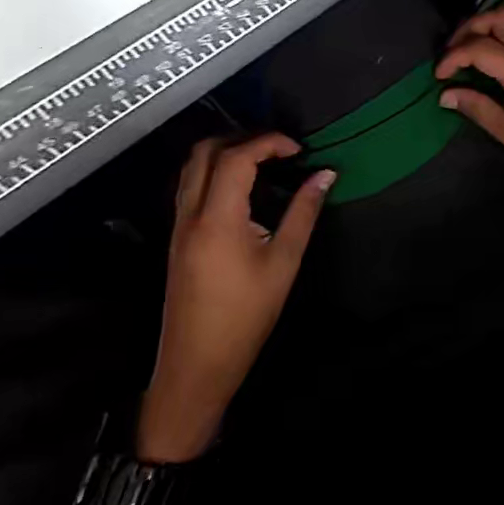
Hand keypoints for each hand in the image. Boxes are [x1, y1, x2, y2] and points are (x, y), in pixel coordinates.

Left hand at [136, 134, 334, 462]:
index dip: (269, 142)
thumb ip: (304, 212)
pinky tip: (243, 187)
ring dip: (225, 151)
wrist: (195, 366)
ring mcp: (178, 225)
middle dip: (243, 138)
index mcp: (217, 218)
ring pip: (192, 167)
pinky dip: (214, 170)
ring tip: (263, 160)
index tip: (298, 149)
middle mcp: (190, 214)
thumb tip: (326, 174)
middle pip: (205, 151)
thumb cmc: (245, 317)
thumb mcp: (284, 262)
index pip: (237, 157)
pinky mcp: (177, 238)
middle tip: (278, 148)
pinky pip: (190, 186)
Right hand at [434, 8, 503, 204]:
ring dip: (491, 23)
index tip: (439, 76)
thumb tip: (445, 95)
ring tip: (473, 45)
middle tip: (453, 51)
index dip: (453, 57)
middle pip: (500, 18)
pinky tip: (498, 49)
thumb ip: (476, 106)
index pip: (480, 48)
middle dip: (470, 27)